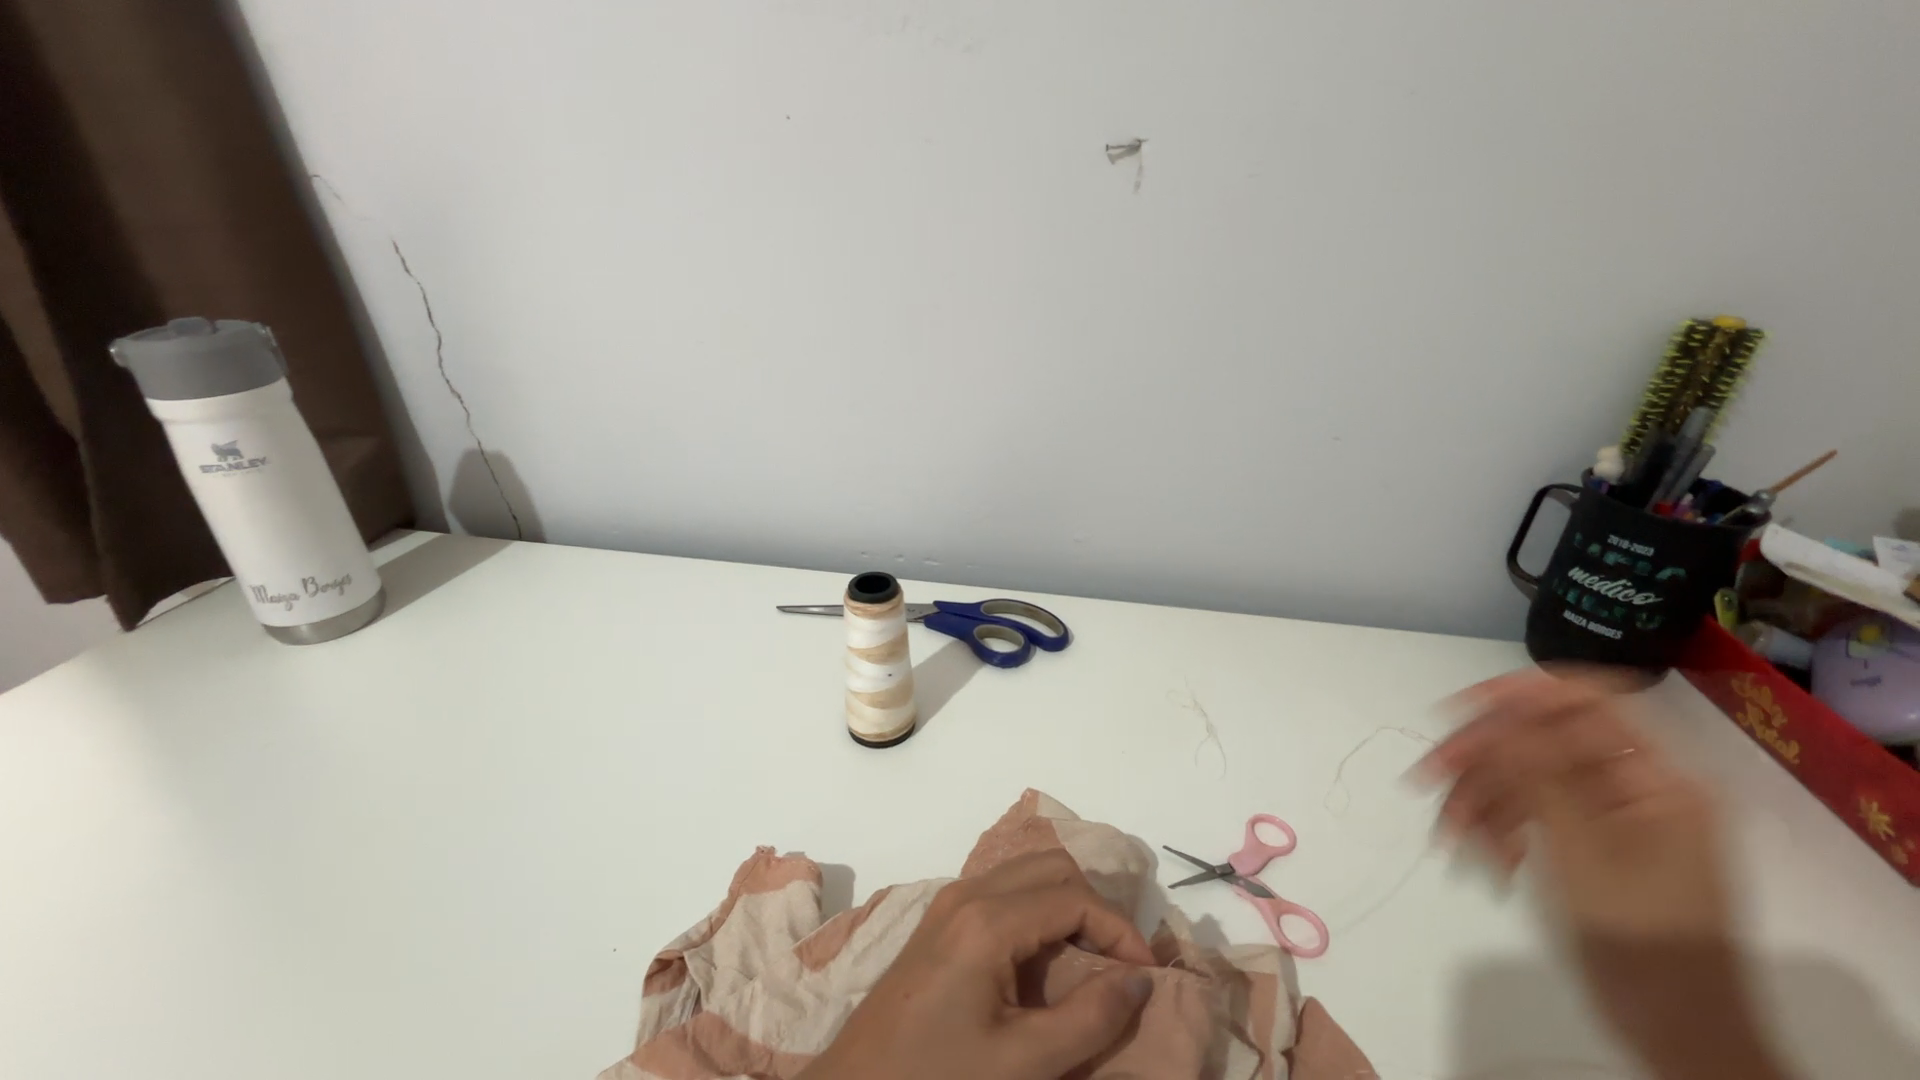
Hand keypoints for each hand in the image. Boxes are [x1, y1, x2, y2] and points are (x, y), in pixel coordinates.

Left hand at [797, 850, 1155, 1079]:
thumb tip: (1140, 980)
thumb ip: (1089, 1019)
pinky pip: (1003, 892)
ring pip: (1026, 873)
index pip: (1074, 896)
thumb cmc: (938, 1075)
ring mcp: (949, 903)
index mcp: (987, 920)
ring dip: (1066, 905)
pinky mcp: (940, 921)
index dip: (1120, 930)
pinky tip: (1044, 963)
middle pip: (1051, 866)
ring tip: (1088, 962)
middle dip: (1094, 907)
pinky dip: (1037, 912)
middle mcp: (968, 893)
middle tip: (1116, 963)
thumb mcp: (1023, 1062)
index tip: (1145, 977)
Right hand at [1418, 669, 1793, 1079]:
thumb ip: (1540, 770)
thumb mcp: (1581, 848)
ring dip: (1479, 802)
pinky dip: (1499, 831)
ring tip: (1450, 839)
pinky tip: (1484, 861)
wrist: (1677, 1033)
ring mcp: (1614, 816)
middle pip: (1543, 740)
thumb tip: (1502, 709)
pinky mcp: (1591, 844)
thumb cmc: (1640, 940)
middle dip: (1480, 758)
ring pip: (1527, 779)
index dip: (1520, 694)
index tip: (1455, 709)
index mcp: (1658, 777)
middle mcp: (1638, 785)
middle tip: (1425, 776)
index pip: (1587, 701)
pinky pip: (1533, 815)